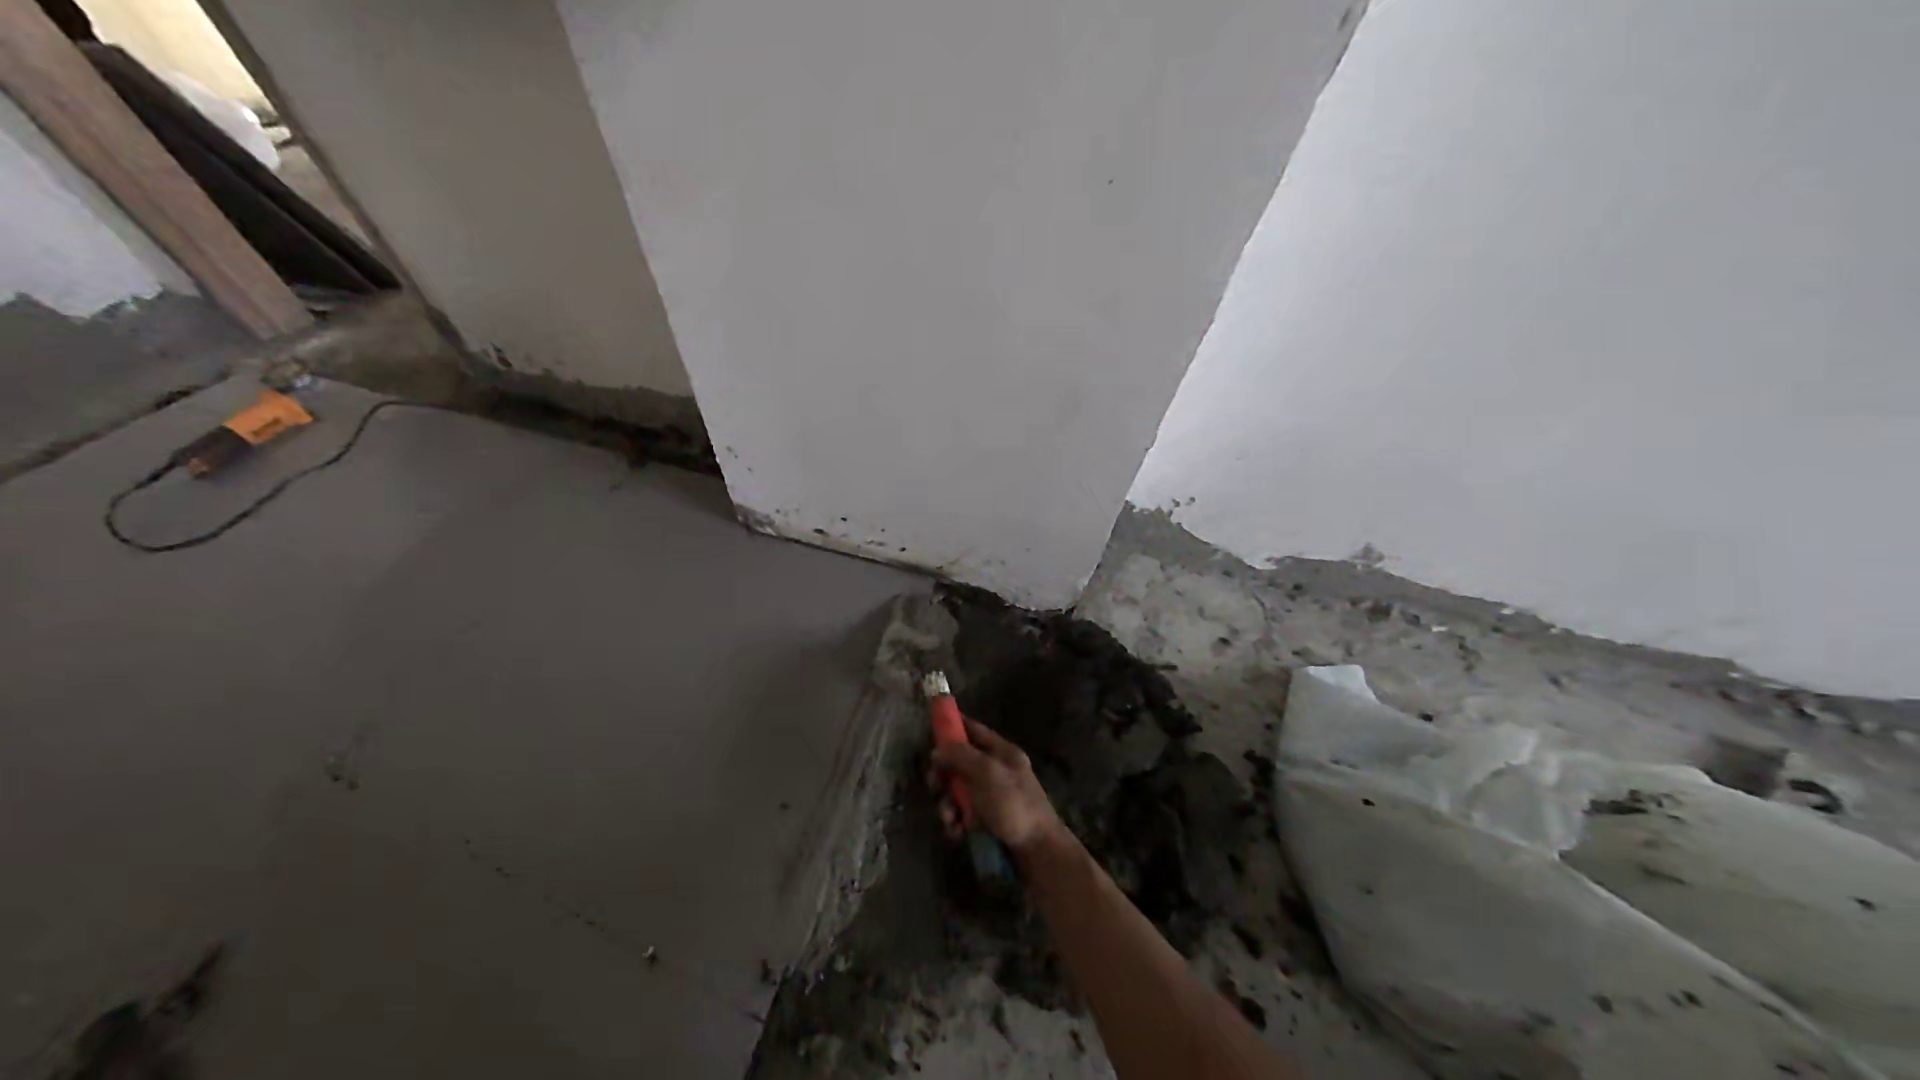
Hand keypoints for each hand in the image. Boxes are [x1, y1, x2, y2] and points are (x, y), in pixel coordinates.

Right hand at [928, 717, 1066, 853]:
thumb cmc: (1015, 805)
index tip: (930, 731)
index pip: (974, 730)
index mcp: (1002, 753)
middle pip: (960, 763)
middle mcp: (996, 771)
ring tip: (950, 819)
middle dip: (944, 776)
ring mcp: (992, 797)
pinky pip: (963, 814)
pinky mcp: (987, 821)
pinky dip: (956, 823)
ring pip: (958, 792)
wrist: (1039, 851)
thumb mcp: (988, 773)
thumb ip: (961, 756)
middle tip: (935, 786)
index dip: (953, 726)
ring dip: (948, 805)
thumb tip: (937, 750)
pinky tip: (957, 833)